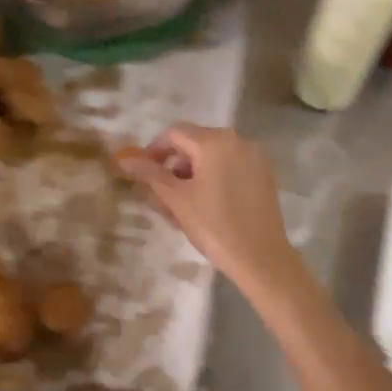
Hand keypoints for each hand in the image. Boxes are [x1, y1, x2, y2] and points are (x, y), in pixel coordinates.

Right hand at [119, 124, 295, 285]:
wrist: (260, 257)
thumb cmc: (213, 226)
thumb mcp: (177, 200)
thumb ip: (151, 175)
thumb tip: (126, 160)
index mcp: (215, 141)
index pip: (175, 134)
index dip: (153, 150)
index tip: (141, 172)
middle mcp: (238, 140)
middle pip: (196, 143)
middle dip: (174, 165)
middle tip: (161, 194)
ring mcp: (255, 157)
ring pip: (214, 157)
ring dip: (193, 174)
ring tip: (182, 205)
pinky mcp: (265, 175)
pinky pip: (231, 168)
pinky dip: (214, 178)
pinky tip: (207, 205)